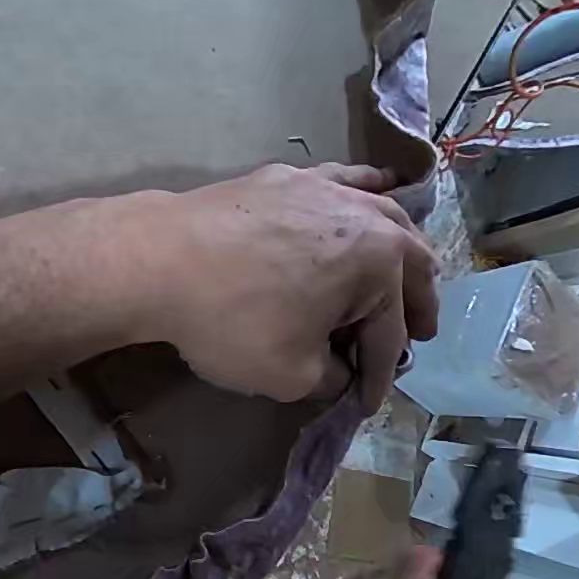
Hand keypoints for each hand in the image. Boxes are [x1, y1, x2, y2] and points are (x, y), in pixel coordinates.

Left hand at [123, 163, 438, 412]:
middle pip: (407, 267)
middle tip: (418, 334)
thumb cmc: (235, 322)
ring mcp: (330, 189)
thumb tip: (339, 369)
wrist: (160, 261)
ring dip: (403, 253)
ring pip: (388, 217)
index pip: (387, 333)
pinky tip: (380, 190)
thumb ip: (332, 376)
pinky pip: (347, 181)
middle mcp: (367, 218)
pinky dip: (369, 192)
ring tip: (409, 274)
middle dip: (415, 308)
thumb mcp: (293, 375)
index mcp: (380, 265)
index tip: (368, 401)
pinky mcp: (294, 177)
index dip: (379, 375)